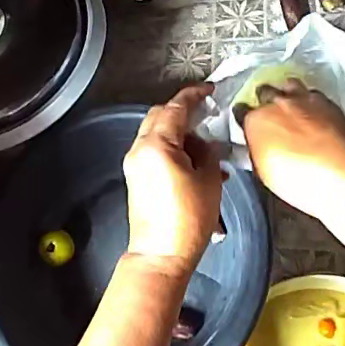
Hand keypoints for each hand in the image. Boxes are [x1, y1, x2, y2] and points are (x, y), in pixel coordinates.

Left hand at [122, 84, 224, 274]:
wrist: (161, 254)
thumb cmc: (185, 223)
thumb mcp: (209, 181)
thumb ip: (209, 153)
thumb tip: (207, 144)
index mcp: (156, 145)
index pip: (175, 107)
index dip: (194, 95)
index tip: (208, 91)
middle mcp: (139, 150)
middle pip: (160, 116)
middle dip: (185, 113)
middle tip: (208, 117)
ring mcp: (135, 164)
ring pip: (157, 134)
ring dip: (180, 135)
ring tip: (208, 151)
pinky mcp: (137, 178)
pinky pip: (155, 152)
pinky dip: (174, 150)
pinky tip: (197, 166)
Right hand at [237, 79, 344, 218]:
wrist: (339, 174)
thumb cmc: (297, 178)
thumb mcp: (262, 170)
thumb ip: (256, 149)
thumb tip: (257, 146)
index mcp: (254, 120)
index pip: (241, 111)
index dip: (242, 116)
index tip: (245, 121)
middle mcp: (276, 104)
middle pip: (264, 91)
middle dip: (264, 99)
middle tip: (267, 110)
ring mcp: (303, 101)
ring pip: (290, 84)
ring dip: (287, 91)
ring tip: (289, 101)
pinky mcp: (328, 103)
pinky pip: (314, 93)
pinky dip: (310, 99)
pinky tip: (313, 110)